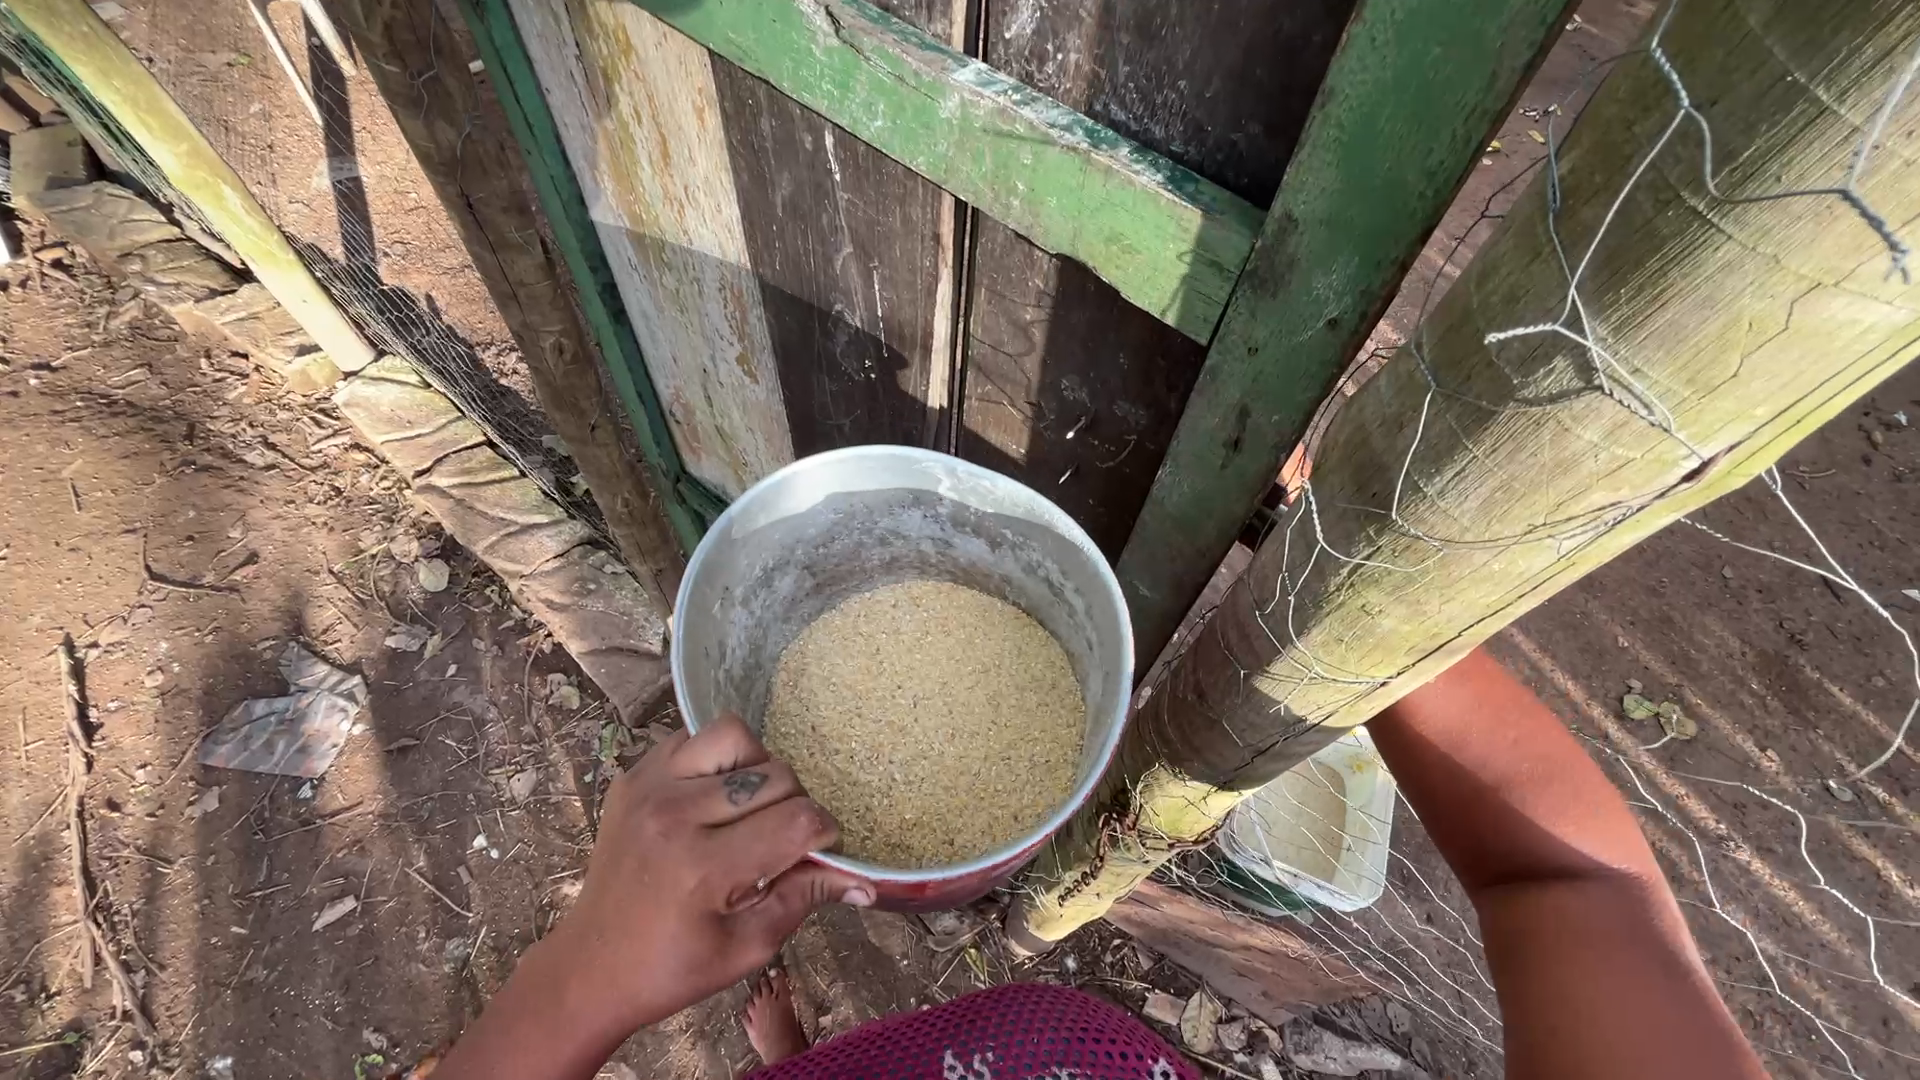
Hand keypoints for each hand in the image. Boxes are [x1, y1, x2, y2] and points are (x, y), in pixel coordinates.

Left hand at [544, 714, 874, 1032]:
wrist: (589, 967)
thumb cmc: (671, 967)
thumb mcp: (746, 948)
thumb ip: (805, 899)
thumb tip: (864, 882)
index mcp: (703, 867)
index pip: (797, 821)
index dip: (823, 833)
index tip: (818, 850)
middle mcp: (675, 814)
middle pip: (777, 776)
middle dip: (796, 804)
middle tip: (780, 837)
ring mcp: (649, 786)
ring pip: (736, 736)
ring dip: (757, 767)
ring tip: (749, 804)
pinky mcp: (634, 774)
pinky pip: (696, 737)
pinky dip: (718, 758)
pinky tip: (714, 796)